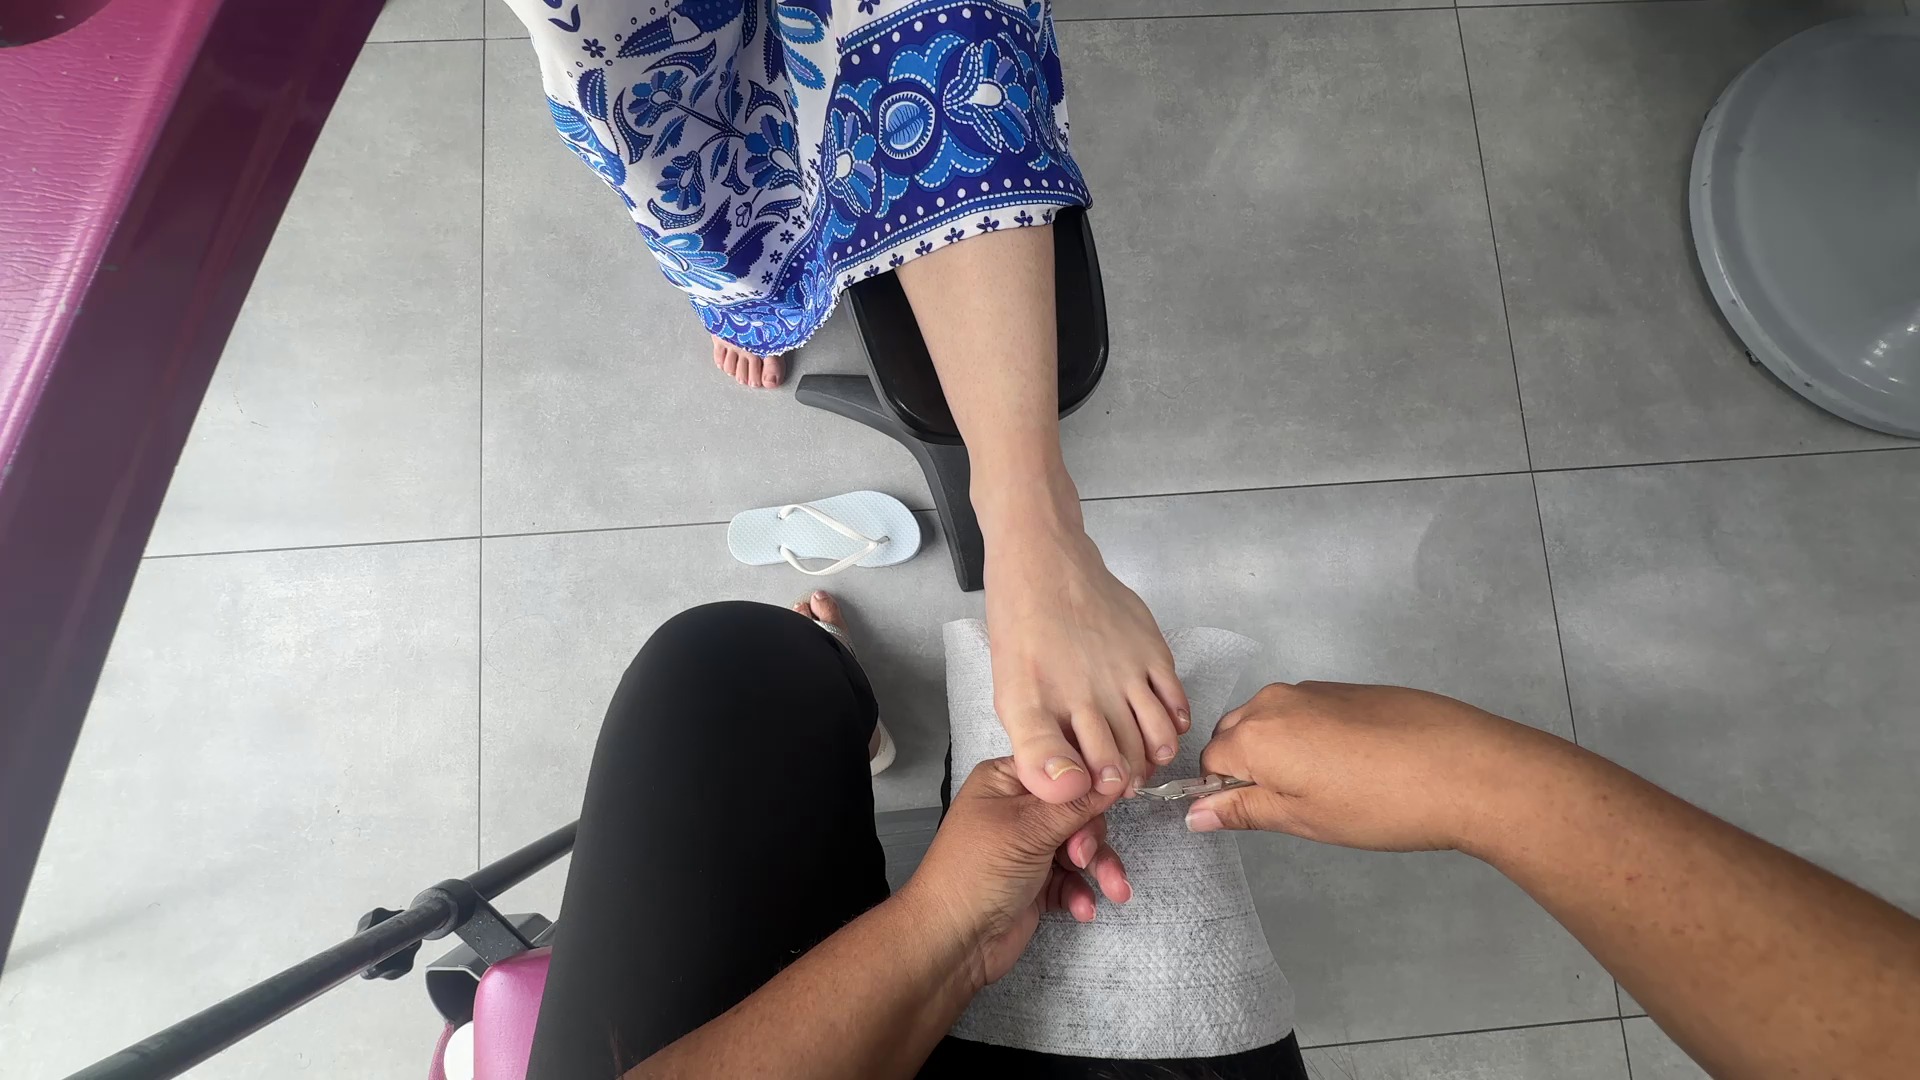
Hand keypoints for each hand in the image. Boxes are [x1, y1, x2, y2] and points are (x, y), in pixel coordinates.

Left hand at [902, 758, 1131, 986]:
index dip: (1091, 780)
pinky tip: (1081, 908)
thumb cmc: (976, 872)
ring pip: (1081, 846)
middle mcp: (1019, 808)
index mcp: (1007, 780)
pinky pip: (1074, 879)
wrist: (953, 942)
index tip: (1119, 793)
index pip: (1061, 767)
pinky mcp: (1039, 882)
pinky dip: (1082, 892)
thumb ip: (1076, 804)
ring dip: (1099, 867)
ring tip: (1112, 889)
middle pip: (1077, 808)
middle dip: (1091, 835)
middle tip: (1083, 856)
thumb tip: (1114, 774)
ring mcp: (1029, 846)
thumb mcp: (1029, 829)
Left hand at [983, 511, 1189, 803]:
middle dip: (1125, 780)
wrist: (1044, 564)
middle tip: (1123, 783)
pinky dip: (1176, 722)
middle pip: (1126, 759)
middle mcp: (1090, 693)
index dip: (1093, 792)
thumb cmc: (1022, 631)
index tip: (1096, 792)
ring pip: (1156, 736)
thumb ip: (1035, 747)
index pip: (1083, 774)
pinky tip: (1166, 727)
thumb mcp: (1010, 693)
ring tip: (1145, 762)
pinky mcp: (1151, 650)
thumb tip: (1069, 789)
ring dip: (1153, 756)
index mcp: (1047, 707)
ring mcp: (1126, 671)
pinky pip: (1176, 699)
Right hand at [1186, 681, 1570, 853]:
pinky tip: (1355, 762)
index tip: (1260, 813)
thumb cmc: (1379, 804)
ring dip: (1279, 749)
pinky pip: (1303, 710)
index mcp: (1252, 735)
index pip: (1209, 762)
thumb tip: (1194, 815)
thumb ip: (1242, 811)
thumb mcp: (1303, 819)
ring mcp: (1308, 689)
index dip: (1225, 791)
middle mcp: (1271, 702)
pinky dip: (1310, 734)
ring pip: (1269, 720)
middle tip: (1294, 802)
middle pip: (1233, 734)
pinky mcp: (1342, 687)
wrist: (1466, 768)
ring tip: (1330, 783)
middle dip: (1248, 766)